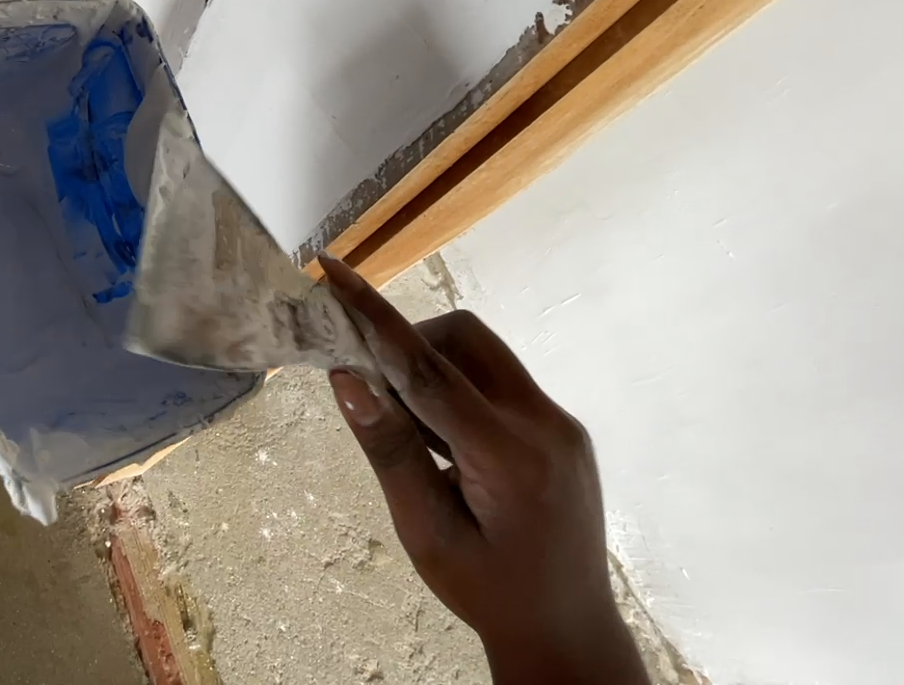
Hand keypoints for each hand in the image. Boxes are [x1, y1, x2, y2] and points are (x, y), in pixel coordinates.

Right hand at [318, 257, 644, 684]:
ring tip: (413, 424)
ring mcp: (558, 421)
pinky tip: (442, 435)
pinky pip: (495, 375)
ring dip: (431, 361)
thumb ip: (388, 448)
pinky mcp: (558, 425)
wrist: (569, 633)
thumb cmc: (485, 590)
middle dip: (408, 341)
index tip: (334, 270)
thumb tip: (346, 375)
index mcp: (508, 457)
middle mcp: (544, 423)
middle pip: (463, 337)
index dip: (374, 315)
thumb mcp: (423, 530)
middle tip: (376, 388)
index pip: (426, 366)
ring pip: (480, 349)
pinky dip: (454, 383)